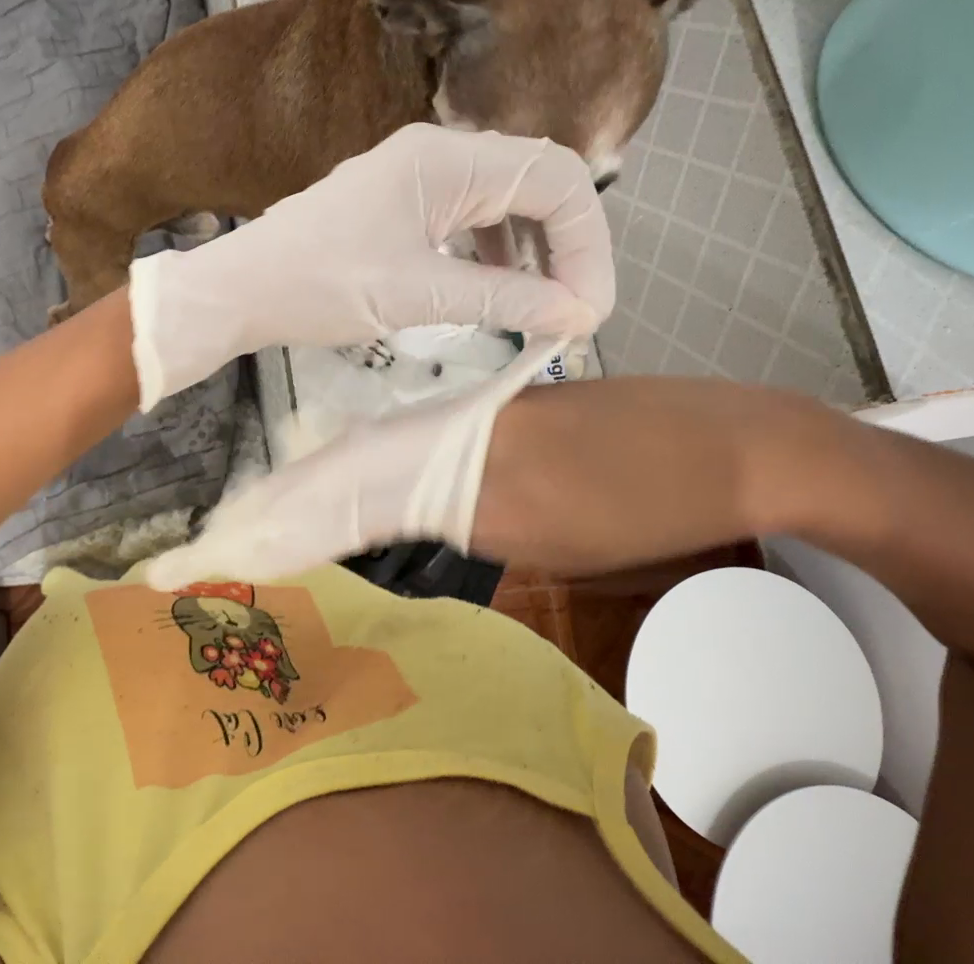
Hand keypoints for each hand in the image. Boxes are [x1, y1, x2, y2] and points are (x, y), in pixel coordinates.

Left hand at [129, 123, 612, 410]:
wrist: (240, 290)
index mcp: (448, 158)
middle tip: (573, 316)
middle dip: (565, 251)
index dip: (587, 245)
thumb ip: (503, 299)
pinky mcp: (403, 206)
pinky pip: (470, 223)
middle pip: (537, 188)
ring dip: (533, 258)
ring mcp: (420, 178)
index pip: (556, 180)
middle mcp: (440, 154)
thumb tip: (576, 314)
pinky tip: (499, 296)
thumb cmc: (318, 285)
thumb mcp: (416, 294)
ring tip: (542, 314)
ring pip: (505, 207)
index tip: (589, 308)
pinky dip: (494, 259)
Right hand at [147, 373, 837, 588]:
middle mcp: (452, 425)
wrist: (742, 447)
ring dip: (327, 493)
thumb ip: (449, 512)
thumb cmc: (650, 495)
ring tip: (274, 520)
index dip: (285, 518)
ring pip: (384, 458)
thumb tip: (370, 515)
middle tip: (232, 537)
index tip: (232, 549)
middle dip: (289, 504)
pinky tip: (361, 495)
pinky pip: (421, 457)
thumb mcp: (544, 524)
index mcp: (453, 444)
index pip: (344, 483)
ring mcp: (480, 424)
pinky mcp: (508, 431)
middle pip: (351, 465)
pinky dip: (376, 482)